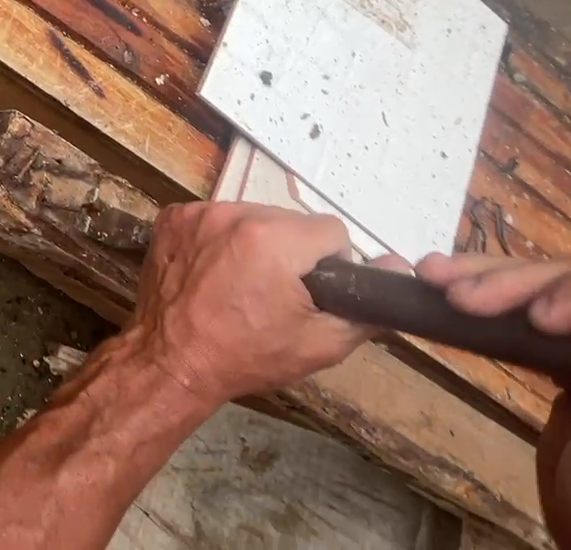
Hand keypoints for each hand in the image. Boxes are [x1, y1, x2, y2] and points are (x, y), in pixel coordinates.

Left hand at [126, 202, 396, 405]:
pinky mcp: (172, 216)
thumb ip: (366, 306)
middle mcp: (234, 214)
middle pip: (288, 220)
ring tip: (242, 281)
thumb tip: (399, 265)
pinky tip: (212, 269)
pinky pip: (212, 217)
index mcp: (274, 239)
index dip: (330, 261)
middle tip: (275, 289)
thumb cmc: (246, 354)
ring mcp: (197, 212)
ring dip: (254, 241)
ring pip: (250, 215)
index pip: (330, 230)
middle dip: (291, 250)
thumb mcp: (321, 343)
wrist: (171, 358)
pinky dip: (218, 238)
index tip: (313, 287)